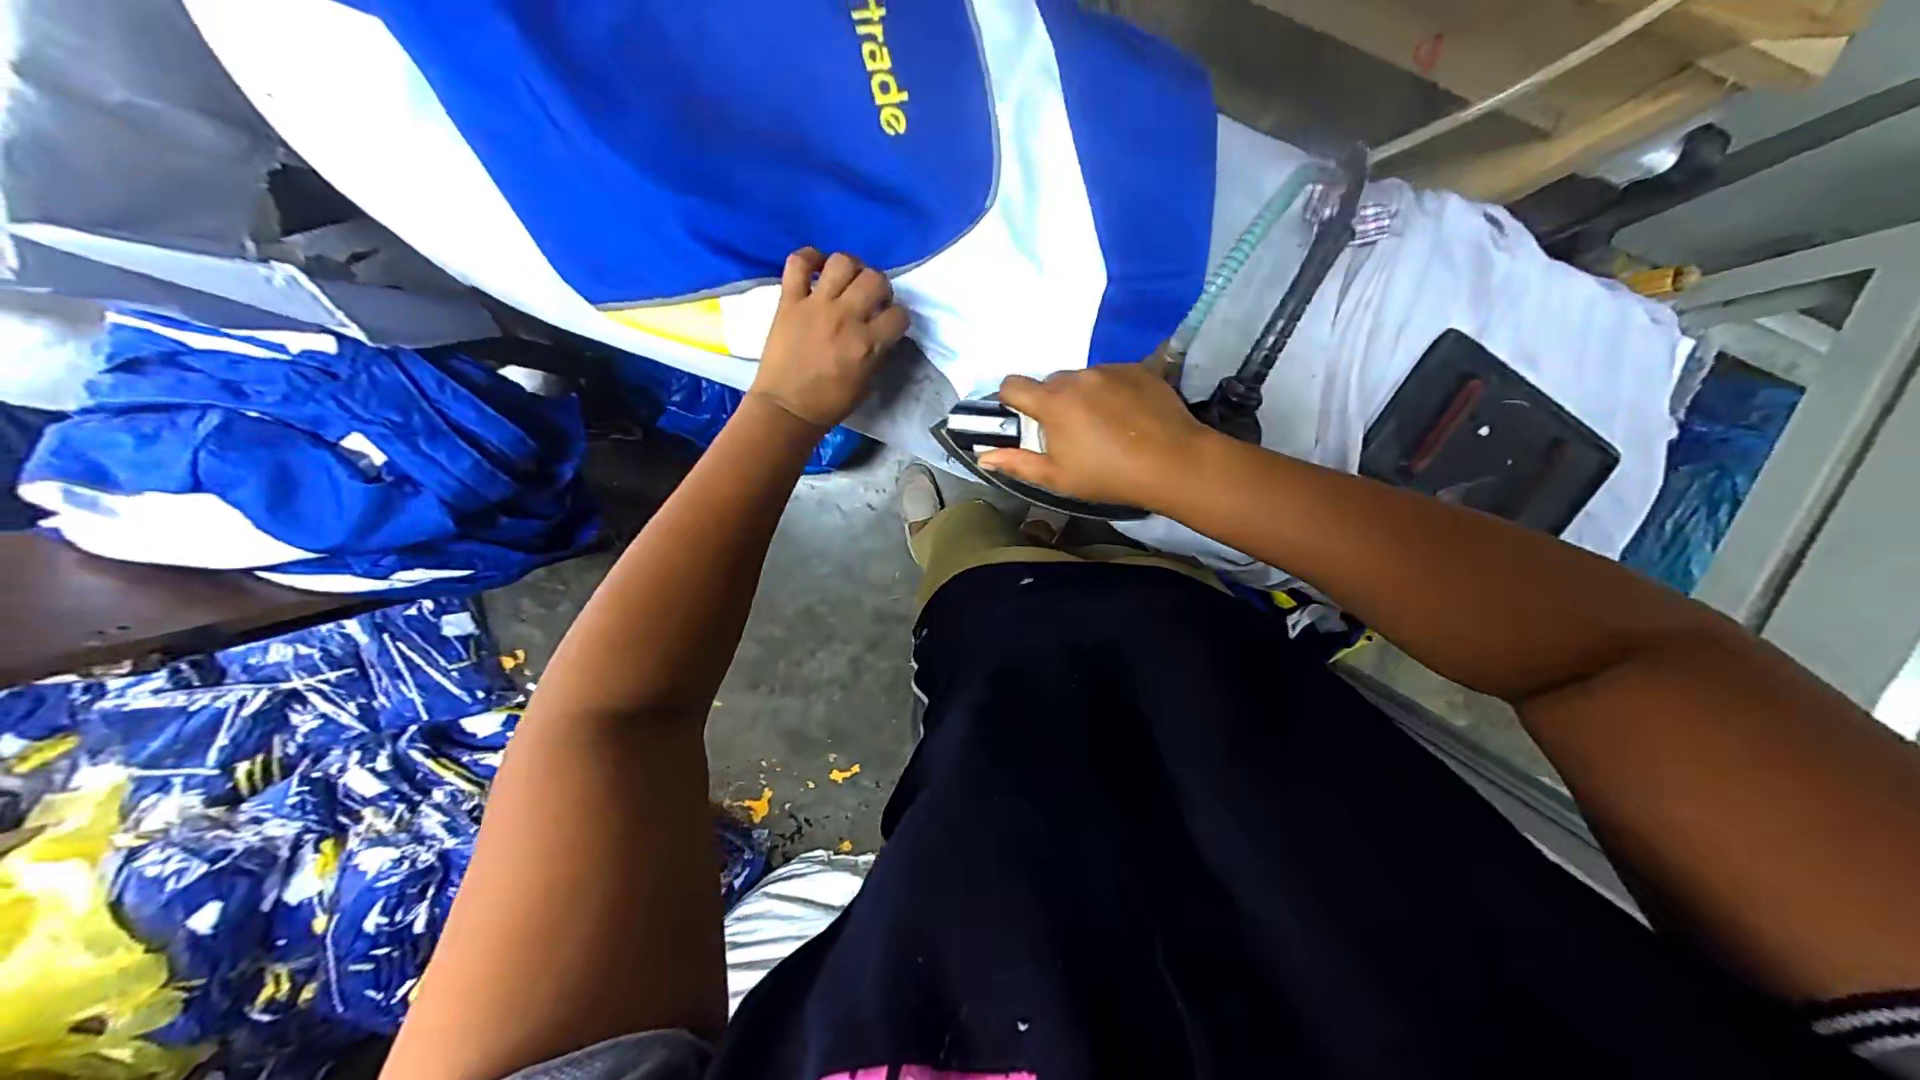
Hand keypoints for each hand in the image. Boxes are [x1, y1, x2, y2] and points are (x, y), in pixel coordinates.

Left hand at [750, 248, 910, 429]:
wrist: (786, 408)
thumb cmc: (830, 402)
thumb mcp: (868, 381)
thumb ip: (878, 351)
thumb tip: (882, 330)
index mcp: (868, 343)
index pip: (899, 314)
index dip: (898, 317)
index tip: (889, 322)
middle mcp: (846, 317)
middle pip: (875, 279)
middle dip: (879, 287)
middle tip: (870, 299)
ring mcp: (816, 305)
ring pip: (842, 262)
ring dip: (850, 267)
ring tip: (846, 280)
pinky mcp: (789, 300)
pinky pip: (799, 263)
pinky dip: (809, 257)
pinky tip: (816, 266)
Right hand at [978, 359, 1212, 509]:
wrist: (1173, 462)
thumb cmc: (1108, 475)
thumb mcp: (1057, 478)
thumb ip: (1017, 463)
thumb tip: (983, 456)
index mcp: (1052, 402)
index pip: (1012, 384)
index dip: (1009, 400)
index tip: (1020, 418)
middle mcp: (1077, 377)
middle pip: (1050, 383)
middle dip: (1051, 403)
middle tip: (1068, 434)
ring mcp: (1109, 370)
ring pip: (1082, 379)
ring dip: (1082, 397)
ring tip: (1104, 427)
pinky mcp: (1137, 369)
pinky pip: (1111, 376)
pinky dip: (1110, 392)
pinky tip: (1126, 417)